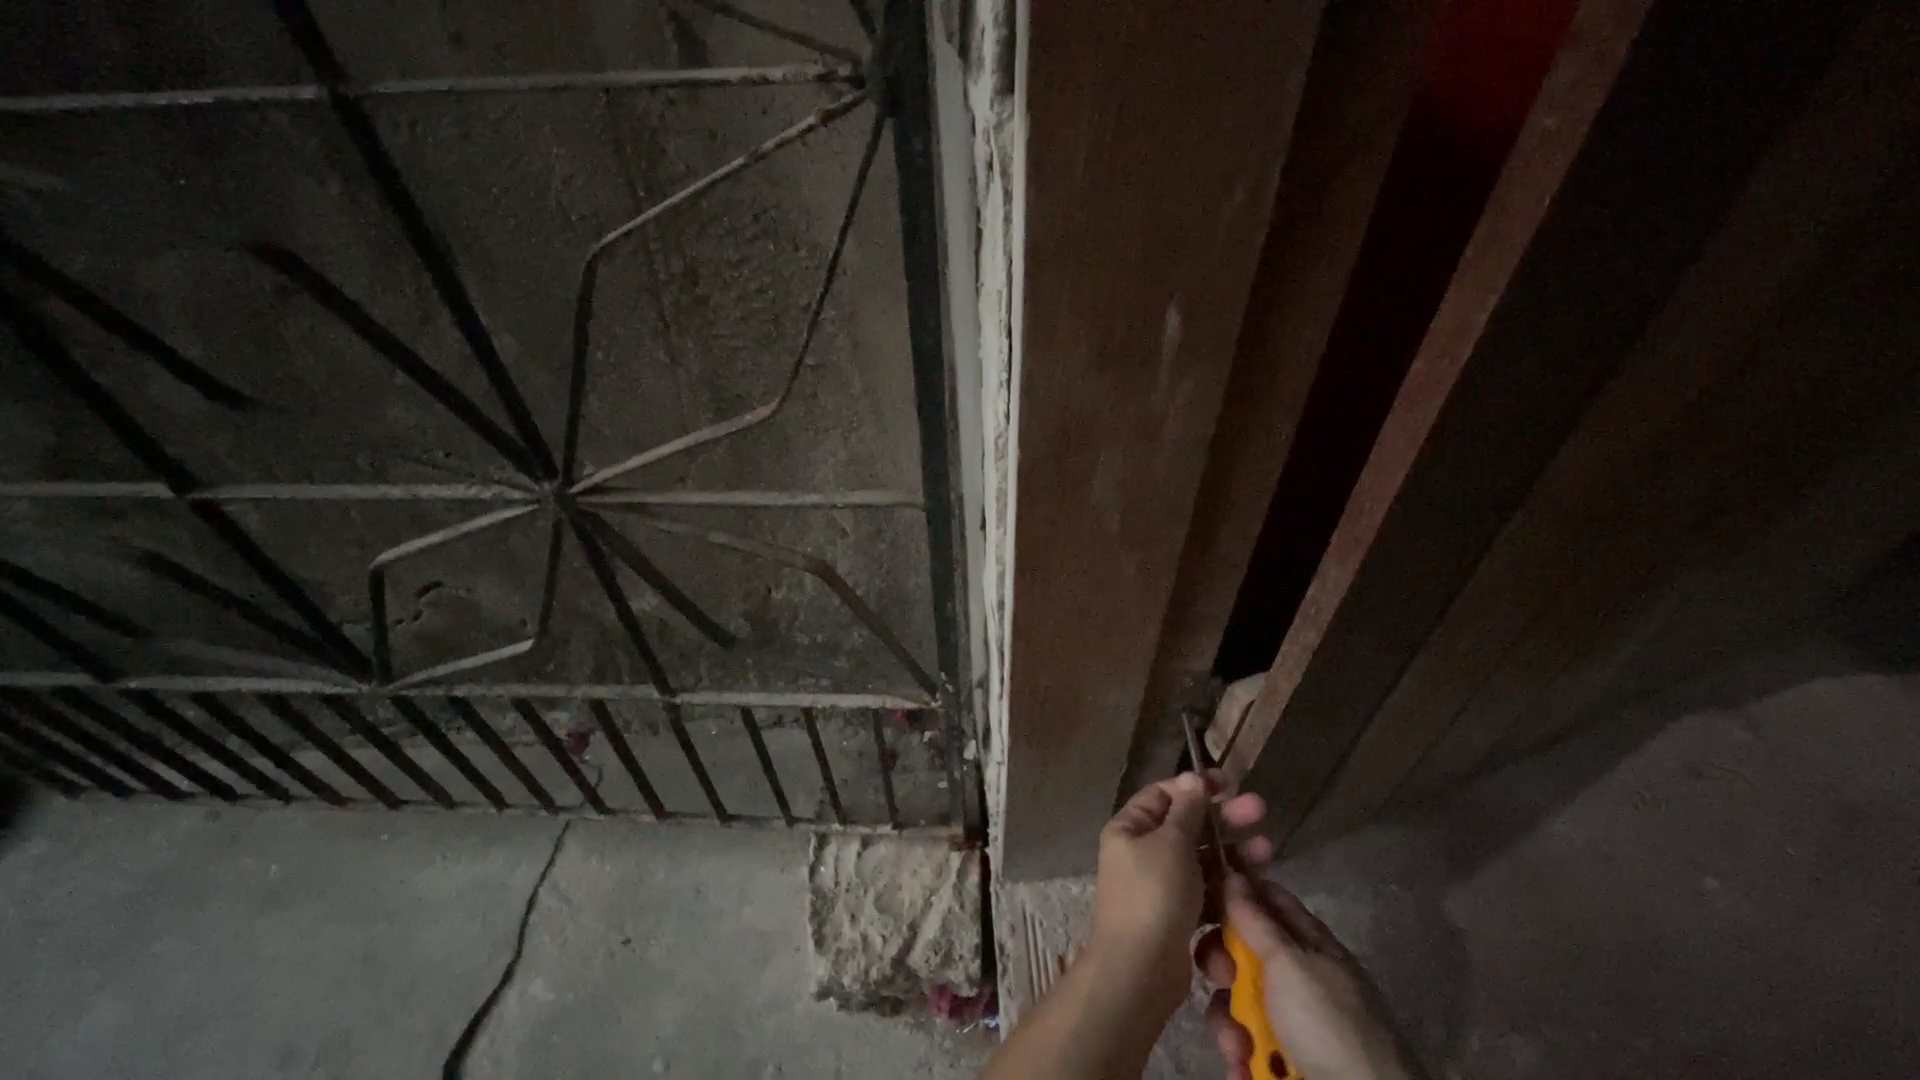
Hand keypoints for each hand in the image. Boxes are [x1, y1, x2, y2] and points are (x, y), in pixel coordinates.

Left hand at [1089, 772, 1271, 1019]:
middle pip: (1187, 827)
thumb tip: (1192, 778)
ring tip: (1268, 851)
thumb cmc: (1154, 894)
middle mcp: (1141, 853)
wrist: (1141, 969)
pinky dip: (1227, 886)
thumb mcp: (1171, 843)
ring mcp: (1160, 886)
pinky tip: (1254, 884)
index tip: (1227, 782)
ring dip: (1232, 853)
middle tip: (1260, 810)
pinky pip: (1205, 891)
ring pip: (1201, 860)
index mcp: (1129, 829)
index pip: (1162, 795)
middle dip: (1223, 819)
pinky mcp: (1177, 916)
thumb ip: (1186, 810)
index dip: (1193, 786)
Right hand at [1198, 875, 1420, 1079]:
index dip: (1236, 894)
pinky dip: (1242, 1058)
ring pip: (1238, 1004)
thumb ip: (1256, 921)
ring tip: (1240, 1049)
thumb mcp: (1291, 964)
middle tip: (1221, 979)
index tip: (1200, 896)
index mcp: (1310, 945)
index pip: (1269, 901)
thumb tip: (1233, 874)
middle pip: (1243, 954)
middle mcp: (1298, 978)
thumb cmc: (1329, 1025)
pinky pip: (1246, 1046)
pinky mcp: (1283, 1059)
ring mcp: (1290, 1021)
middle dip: (1223, 968)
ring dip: (1230, 1025)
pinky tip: (1245, 1069)